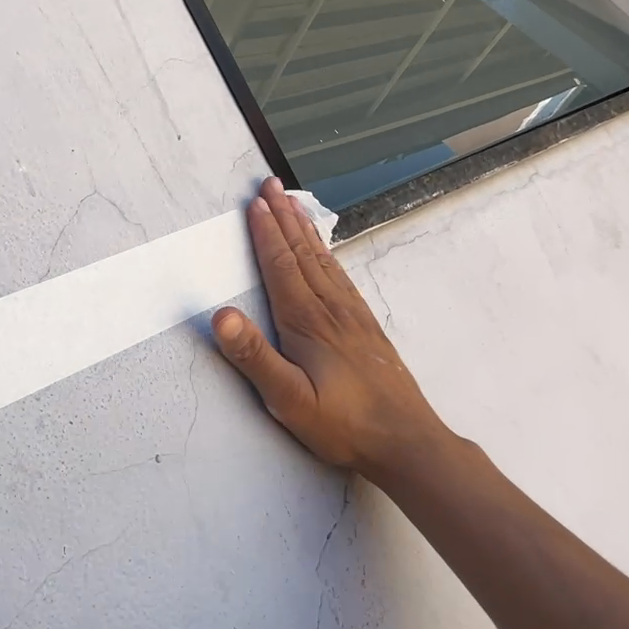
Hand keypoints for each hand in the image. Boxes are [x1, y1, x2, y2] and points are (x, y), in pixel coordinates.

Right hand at [212, 178, 452, 478]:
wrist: (408, 444)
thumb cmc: (343, 425)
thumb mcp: (287, 399)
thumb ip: (253, 355)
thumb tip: (220, 314)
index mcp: (306, 320)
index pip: (281, 265)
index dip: (265, 232)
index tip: (254, 202)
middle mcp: (330, 308)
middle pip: (302, 252)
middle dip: (283, 216)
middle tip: (270, 185)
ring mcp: (352, 316)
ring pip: (324, 259)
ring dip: (305, 229)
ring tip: (293, 204)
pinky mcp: (365, 327)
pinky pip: (341, 276)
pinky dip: (327, 253)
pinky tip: (326, 253)